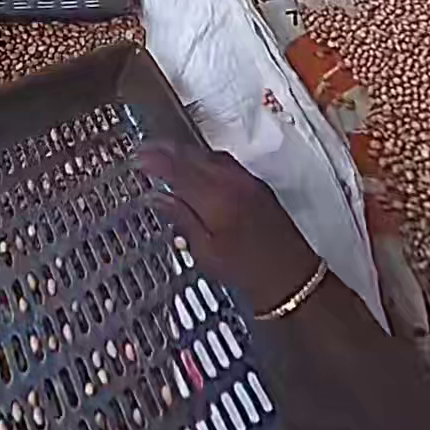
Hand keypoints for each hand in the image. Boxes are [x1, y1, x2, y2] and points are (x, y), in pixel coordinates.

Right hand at [137, 142, 319, 314]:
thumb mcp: (206, 252)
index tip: (136, 158)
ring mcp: (244, 178)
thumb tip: (156, 196)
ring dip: (182, 150)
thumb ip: (181, 218)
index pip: (177, 169)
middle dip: (164, 149)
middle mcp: (229, 180)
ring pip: (205, 153)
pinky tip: (191, 162)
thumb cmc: (246, 273)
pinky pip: (220, 158)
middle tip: (142, 151)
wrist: (293, 280)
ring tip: (162, 153)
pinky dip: (200, 156)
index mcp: (214, 198)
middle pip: (190, 154)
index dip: (154, 160)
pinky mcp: (253, 181)